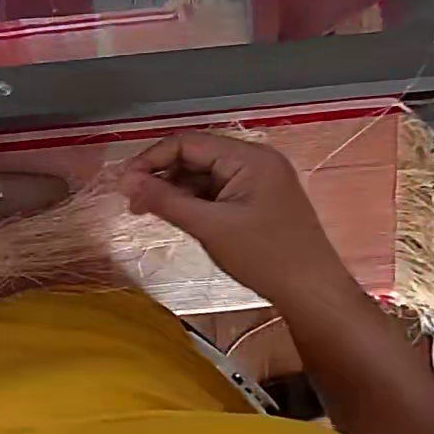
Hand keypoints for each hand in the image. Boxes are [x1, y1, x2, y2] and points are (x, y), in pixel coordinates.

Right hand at [119, 133, 355, 305]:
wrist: (311, 291)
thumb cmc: (265, 256)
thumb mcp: (209, 227)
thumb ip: (165, 201)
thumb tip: (125, 182)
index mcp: (248, 158)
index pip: (187, 143)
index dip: (151, 159)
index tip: (123, 184)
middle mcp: (252, 161)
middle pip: (193, 156)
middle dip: (159, 176)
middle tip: (131, 202)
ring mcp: (253, 180)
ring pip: (199, 175)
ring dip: (171, 190)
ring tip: (145, 212)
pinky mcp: (251, 200)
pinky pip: (211, 191)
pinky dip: (189, 201)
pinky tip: (172, 216)